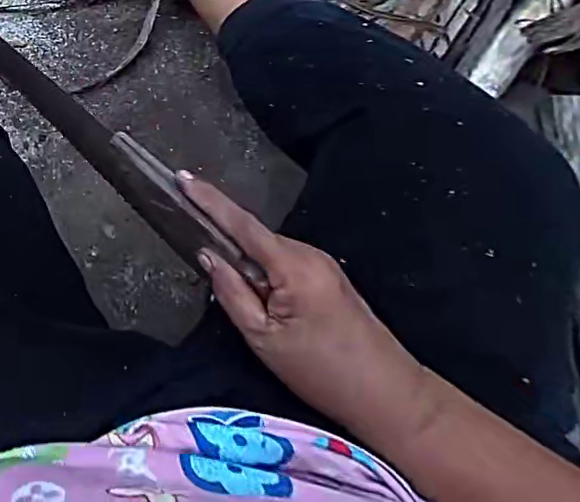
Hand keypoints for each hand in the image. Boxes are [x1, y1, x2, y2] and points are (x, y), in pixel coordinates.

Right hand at [177, 172, 442, 438]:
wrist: (397, 402)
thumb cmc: (326, 374)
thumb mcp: (263, 339)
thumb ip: (230, 291)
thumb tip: (208, 254)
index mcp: (293, 266)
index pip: (240, 222)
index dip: (208, 199)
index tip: (182, 177)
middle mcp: (309, 254)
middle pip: (253, 237)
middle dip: (229, 248)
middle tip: (218, 282)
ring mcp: (323, 264)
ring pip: (268, 251)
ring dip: (250, 266)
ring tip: (255, 310)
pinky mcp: (329, 276)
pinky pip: (284, 262)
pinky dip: (267, 274)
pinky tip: (271, 306)